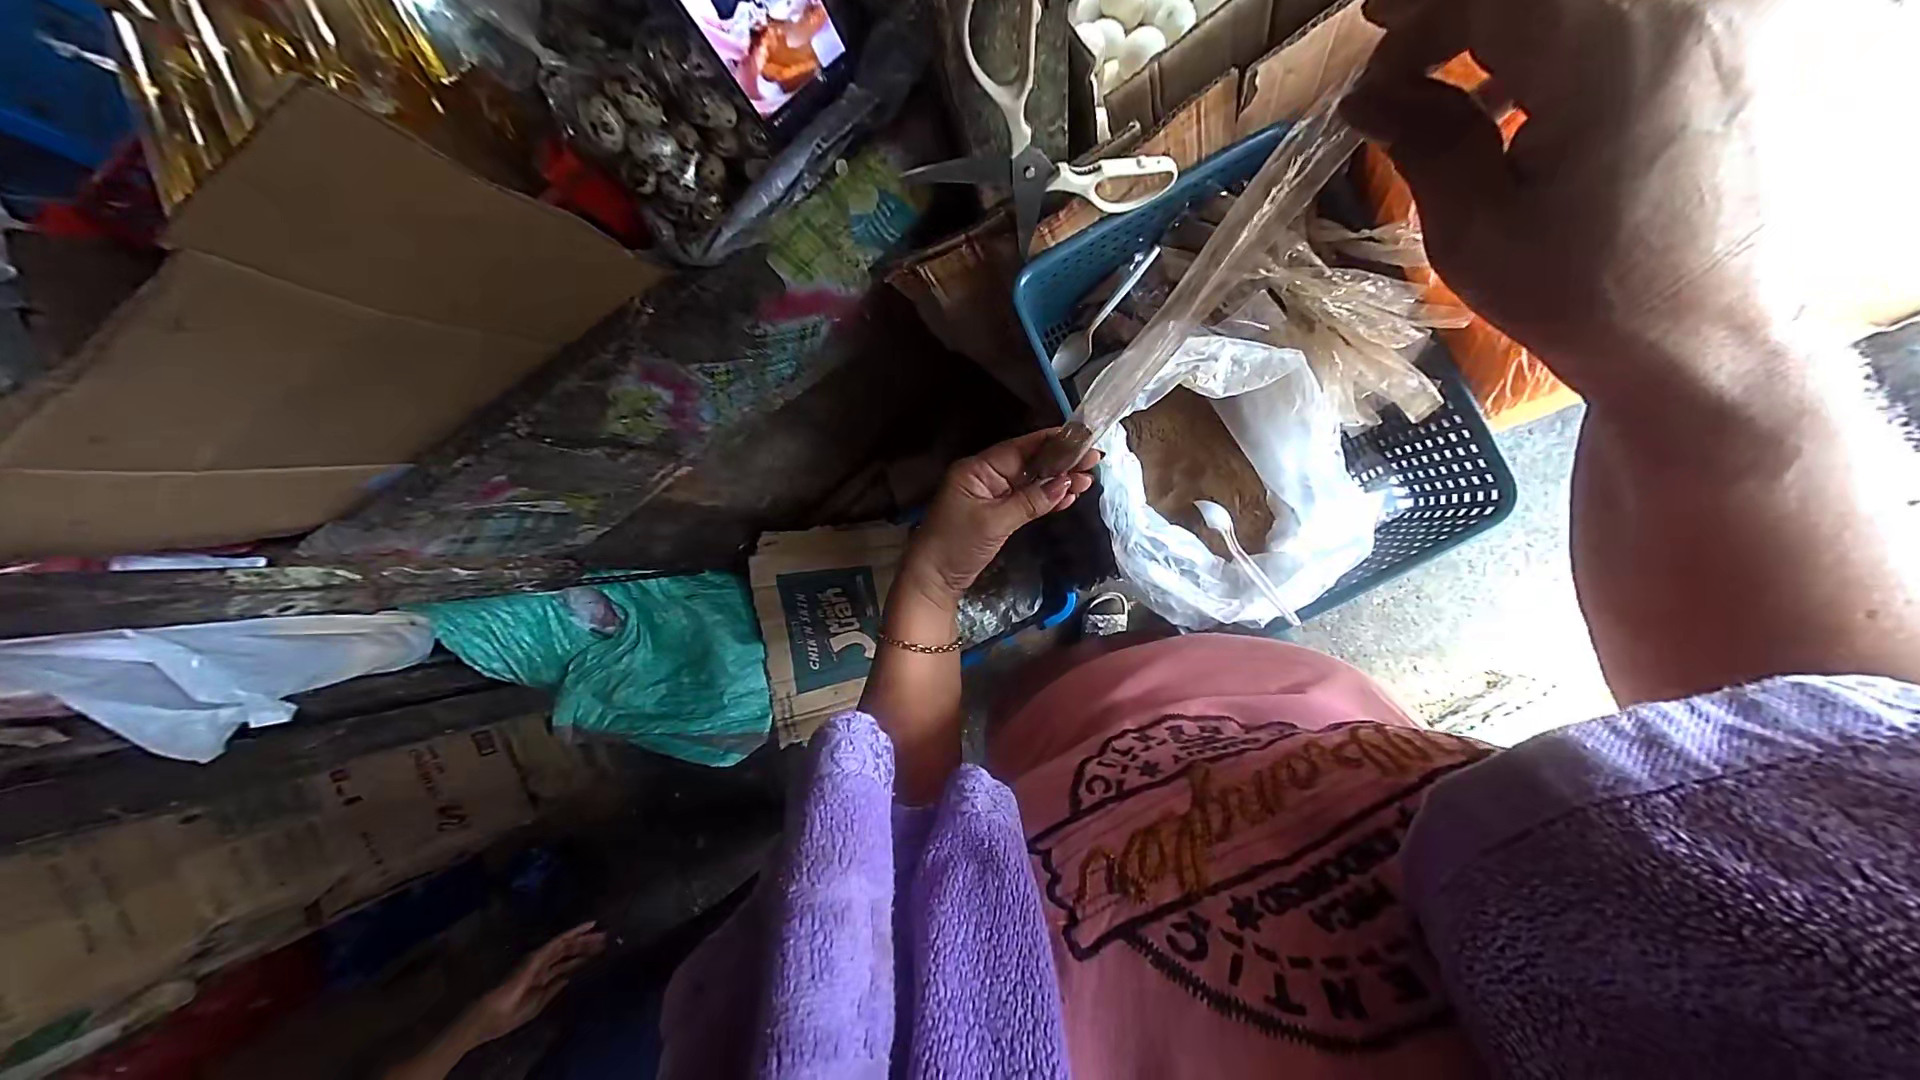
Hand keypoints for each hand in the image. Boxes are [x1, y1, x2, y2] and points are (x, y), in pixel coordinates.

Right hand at [453, 922, 607, 1048]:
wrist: (488, 1017)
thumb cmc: (509, 1016)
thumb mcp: (537, 1004)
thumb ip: (553, 989)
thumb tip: (568, 978)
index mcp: (542, 979)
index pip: (567, 965)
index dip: (583, 959)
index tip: (600, 953)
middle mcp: (543, 966)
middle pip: (570, 952)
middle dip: (588, 945)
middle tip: (607, 938)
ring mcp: (540, 958)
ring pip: (568, 943)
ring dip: (585, 938)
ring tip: (603, 931)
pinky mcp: (538, 955)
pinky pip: (559, 940)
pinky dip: (574, 932)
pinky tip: (587, 926)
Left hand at [900, 429, 1100, 601]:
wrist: (932, 580)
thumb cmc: (956, 545)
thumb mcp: (995, 522)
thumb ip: (1031, 501)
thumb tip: (1065, 483)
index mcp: (977, 469)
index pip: (1019, 448)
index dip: (1051, 442)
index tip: (1081, 438)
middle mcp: (985, 477)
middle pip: (1028, 463)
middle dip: (1060, 462)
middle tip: (1094, 460)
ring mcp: (991, 496)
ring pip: (1030, 482)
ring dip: (1057, 481)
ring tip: (1087, 479)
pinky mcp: (996, 514)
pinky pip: (1026, 500)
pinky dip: (1046, 499)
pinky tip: (1068, 497)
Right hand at [1341, 0, 1907, 396]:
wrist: (1702, 328)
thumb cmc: (1576, 292)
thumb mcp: (1473, 228)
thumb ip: (1424, 142)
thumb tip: (1366, 98)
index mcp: (1613, 49)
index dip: (1413, 24)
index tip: (1369, 77)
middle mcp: (1687, 2)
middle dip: (1452, 9)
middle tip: (1392, 39)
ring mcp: (1726, 9)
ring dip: (1505, 21)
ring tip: (1443, 73)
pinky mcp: (1738, 32)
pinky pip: (1629, 9)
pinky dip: (1561, 33)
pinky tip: (1519, 87)